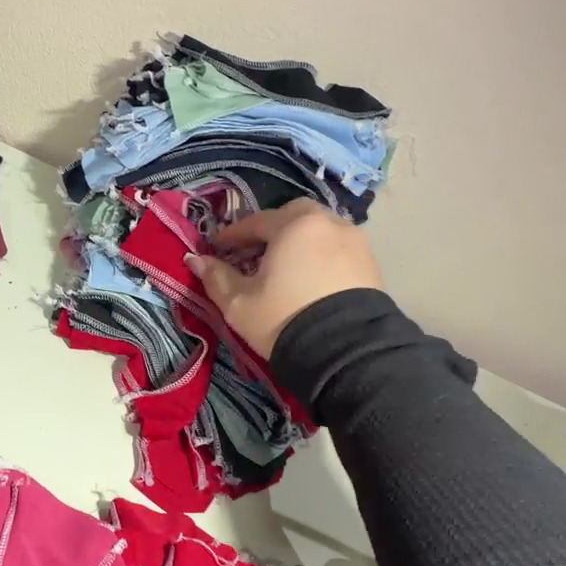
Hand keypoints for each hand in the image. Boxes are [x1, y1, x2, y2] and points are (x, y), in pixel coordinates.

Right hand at [184, 199, 383, 356]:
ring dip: (296, 240)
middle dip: (270, 229)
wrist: (343, 350)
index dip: (231, 235)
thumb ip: (216, 276)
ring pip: (318, 229)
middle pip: (292, 215)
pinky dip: (317, 253)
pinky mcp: (369, 261)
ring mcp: (354, 240)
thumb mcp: (238, 302)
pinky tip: (306, 277)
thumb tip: (196, 260)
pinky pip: (335, 247)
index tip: (215, 248)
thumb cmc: (282, 318)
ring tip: (281, 266)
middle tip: (252, 252)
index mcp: (294, 226)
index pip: (255, 222)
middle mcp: (328, 223)